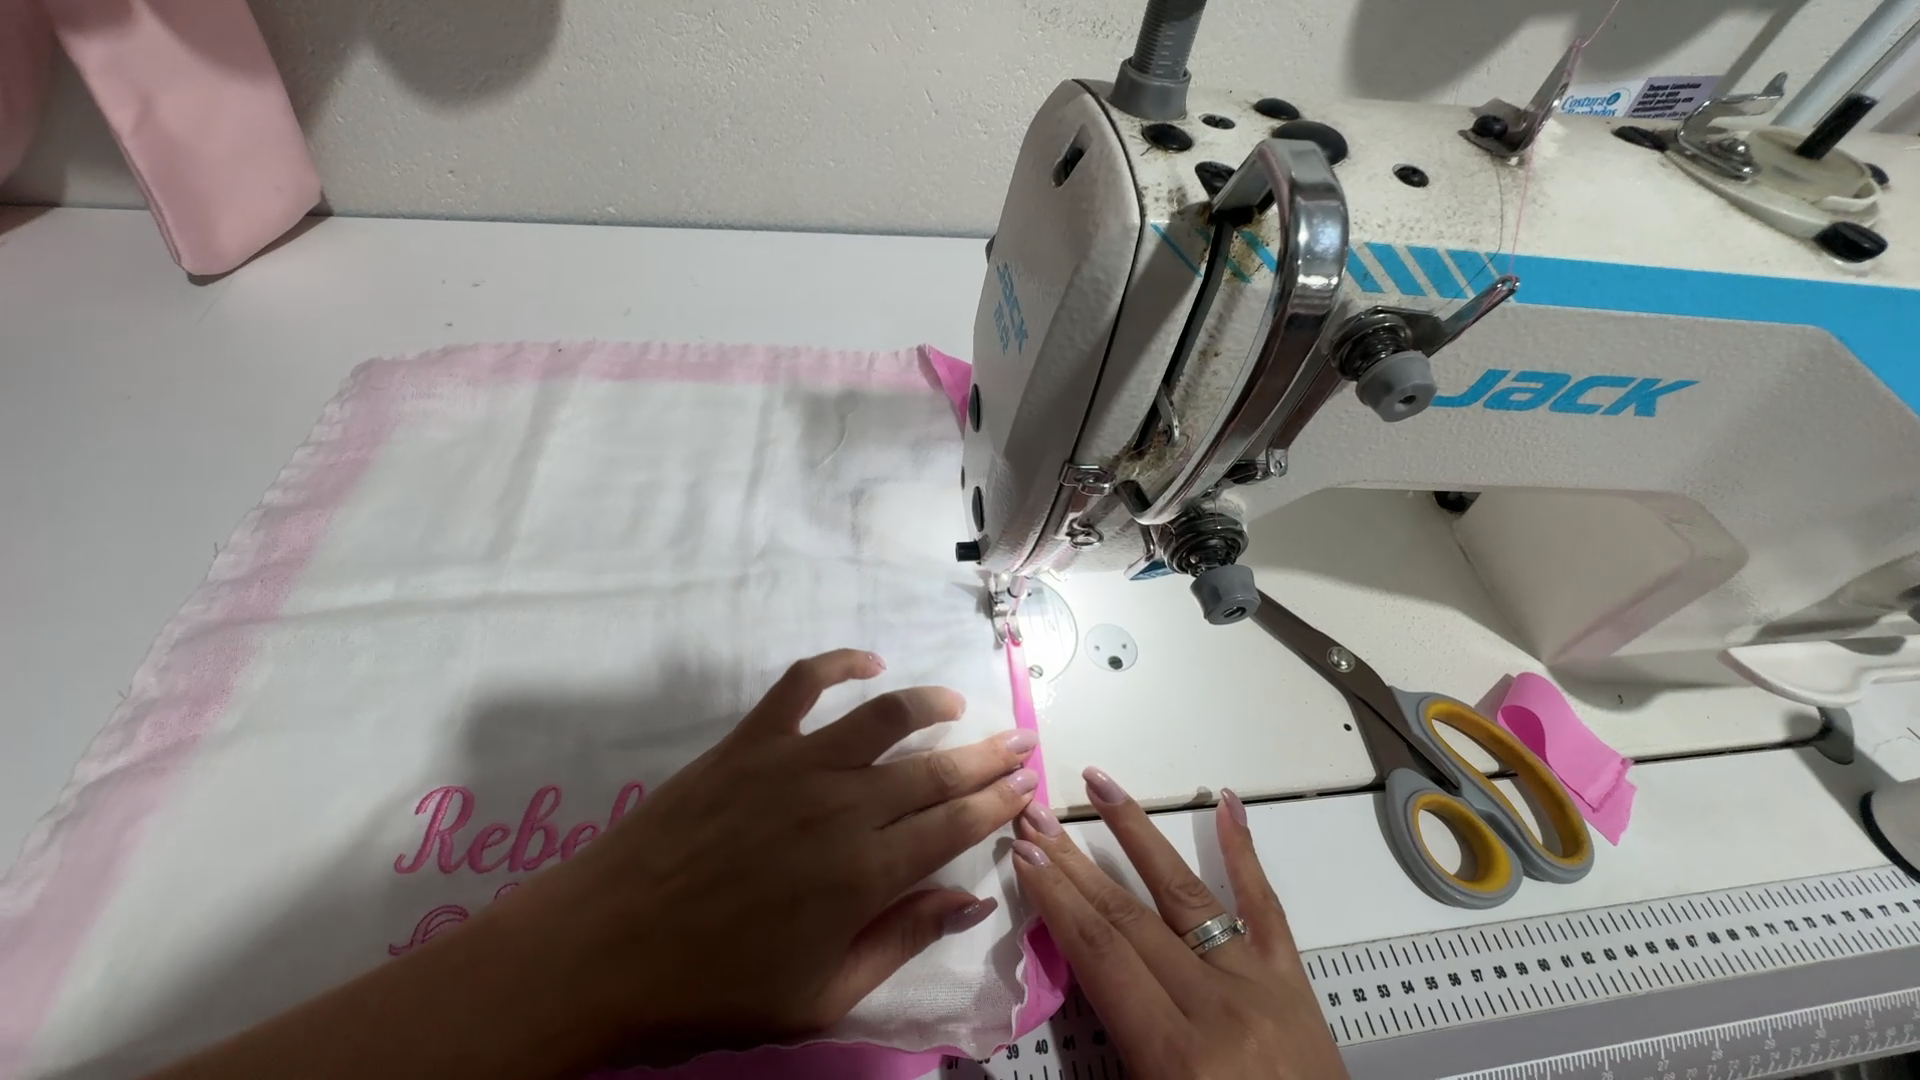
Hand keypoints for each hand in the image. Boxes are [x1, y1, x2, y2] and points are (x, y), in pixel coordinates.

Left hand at [489, 648, 1039, 1062]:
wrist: (603, 950)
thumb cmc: (713, 989)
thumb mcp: (820, 996)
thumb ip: (902, 940)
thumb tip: (972, 900)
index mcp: (864, 875)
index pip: (955, 826)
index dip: (998, 802)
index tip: (1025, 785)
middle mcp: (843, 808)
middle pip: (935, 771)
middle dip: (988, 756)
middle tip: (1019, 740)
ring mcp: (794, 765)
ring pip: (885, 717)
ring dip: (931, 705)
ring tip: (957, 706)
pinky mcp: (749, 741)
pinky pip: (803, 684)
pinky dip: (839, 663)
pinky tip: (867, 662)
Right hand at [1011, 769, 1348, 1079]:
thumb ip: (1106, 1048)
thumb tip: (1067, 974)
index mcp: (1176, 1056)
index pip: (1100, 953)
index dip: (1056, 897)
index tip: (1024, 853)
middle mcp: (1217, 1006)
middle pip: (1129, 915)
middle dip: (1074, 862)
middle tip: (1037, 815)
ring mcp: (1261, 984)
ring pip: (1185, 892)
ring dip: (1136, 833)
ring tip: (1100, 784)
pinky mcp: (1295, 981)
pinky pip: (1266, 906)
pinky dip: (1244, 850)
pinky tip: (1227, 801)